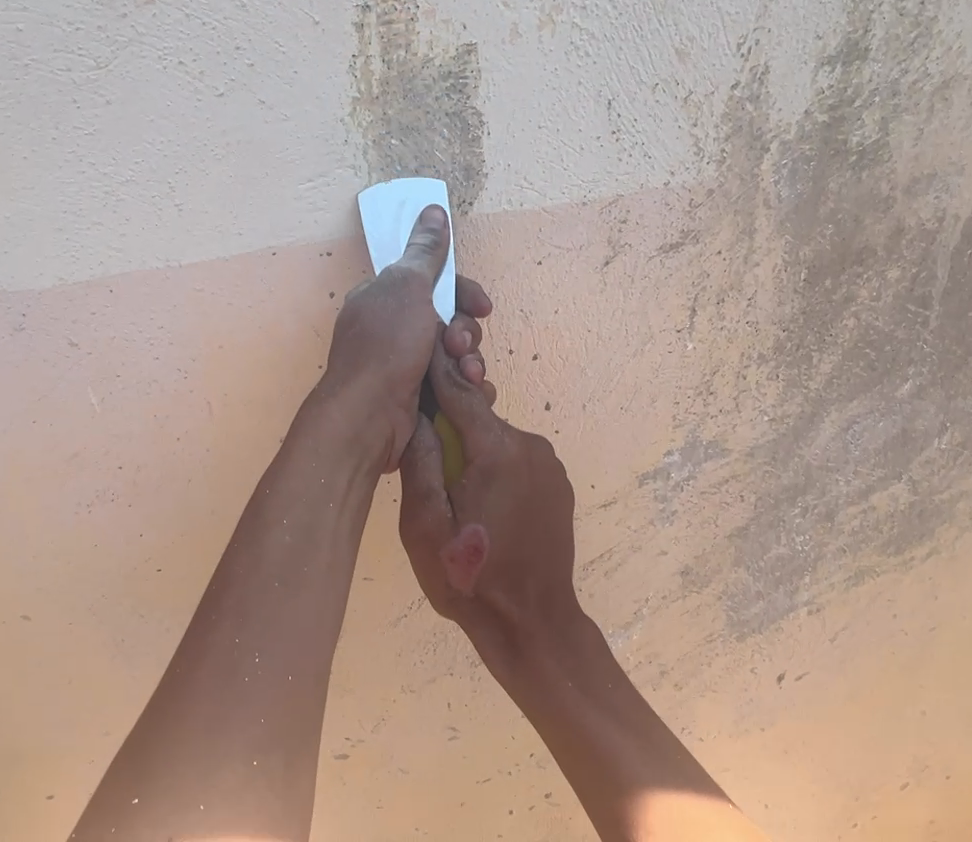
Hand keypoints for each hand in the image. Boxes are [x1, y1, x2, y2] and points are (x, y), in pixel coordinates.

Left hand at [316, 205, 492, 471]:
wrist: (370, 418)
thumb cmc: (385, 346)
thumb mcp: (406, 287)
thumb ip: (425, 251)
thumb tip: (432, 207)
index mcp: (384, 298)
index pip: (433, 283)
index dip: (462, 292)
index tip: (481, 305)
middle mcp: (393, 329)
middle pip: (450, 319)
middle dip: (466, 332)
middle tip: (461, 346)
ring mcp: (405, 366)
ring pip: (456, 355)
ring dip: (469, 362)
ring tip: (466, 376)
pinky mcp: (418, 397)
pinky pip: (454, 385)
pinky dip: (466, 388)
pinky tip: (470, 394)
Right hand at [397, 335, 579, 642]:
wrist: (533, 624)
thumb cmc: (468, 579)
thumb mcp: (423, 526)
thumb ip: (419, 462)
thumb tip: (414, 413)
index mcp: (496, 451)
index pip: (459, 391)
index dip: (435, 370)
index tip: (417, 347)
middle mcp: (529, 446)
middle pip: (478, 417)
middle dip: (450, 425)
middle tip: (423, 454)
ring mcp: (549, 465)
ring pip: (497, 440)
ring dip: (473, 451)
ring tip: (454, 492)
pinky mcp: (558, 483)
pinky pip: (516, 460)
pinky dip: (495, 468)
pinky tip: (484, 503)